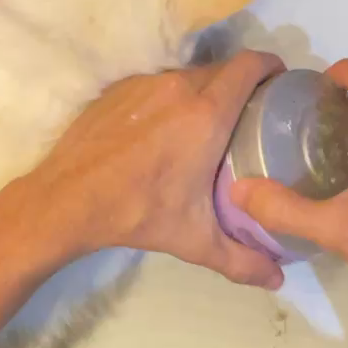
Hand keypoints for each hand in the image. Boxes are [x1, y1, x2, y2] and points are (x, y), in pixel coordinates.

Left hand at [13, 51, 286, 289]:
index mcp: (207, 114)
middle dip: (242, 82)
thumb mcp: (195, 240)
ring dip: (204, 90)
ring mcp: (145, 83)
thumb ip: (241, 261)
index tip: (280, 83)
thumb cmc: (137, 214)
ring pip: (187, 75)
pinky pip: (157, 84)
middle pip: (222, 68)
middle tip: (252, 111)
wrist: (67, 200)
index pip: (250, 65)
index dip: (271, 66)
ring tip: (210, 120)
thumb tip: (277, 282)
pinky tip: (166, 127)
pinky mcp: (118, 89)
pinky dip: (169, 98)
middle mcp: (178, 87)